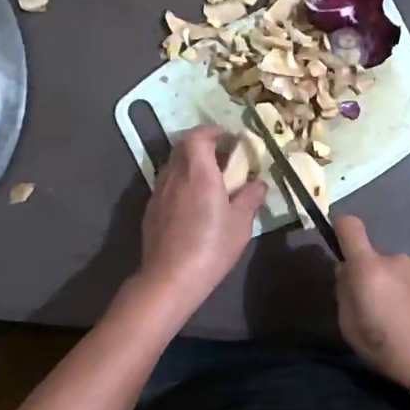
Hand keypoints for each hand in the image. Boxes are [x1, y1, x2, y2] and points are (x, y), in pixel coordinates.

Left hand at [137, 126, 266, 305]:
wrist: (170, 278)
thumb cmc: (211, 247)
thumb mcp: (241, 224)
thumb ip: (250, 198)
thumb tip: (259, 183)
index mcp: (198, 172)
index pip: (198, 136)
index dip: (212, 131)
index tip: (228, 138)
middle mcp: (174, 176)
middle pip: (183, 147)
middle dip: (202, 145)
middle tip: (222, 157)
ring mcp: (159, 193)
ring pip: (173, 165)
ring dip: (190, 164)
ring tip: (210, 180)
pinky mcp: (151, 210)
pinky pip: (167, 185)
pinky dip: (181, 183)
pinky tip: (193, 203)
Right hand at [334, 215, 409, 387]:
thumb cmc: (386, 348)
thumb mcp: (349, 326)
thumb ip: (344, 291)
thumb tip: (346, 270)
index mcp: (368, 268)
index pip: (350, 226)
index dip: (342, 228)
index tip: (340, 241)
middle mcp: (394, 258)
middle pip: (373, 255)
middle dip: (370, 272)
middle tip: (374, 303)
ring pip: (396, 267)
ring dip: (393, 281)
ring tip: (401, 313)